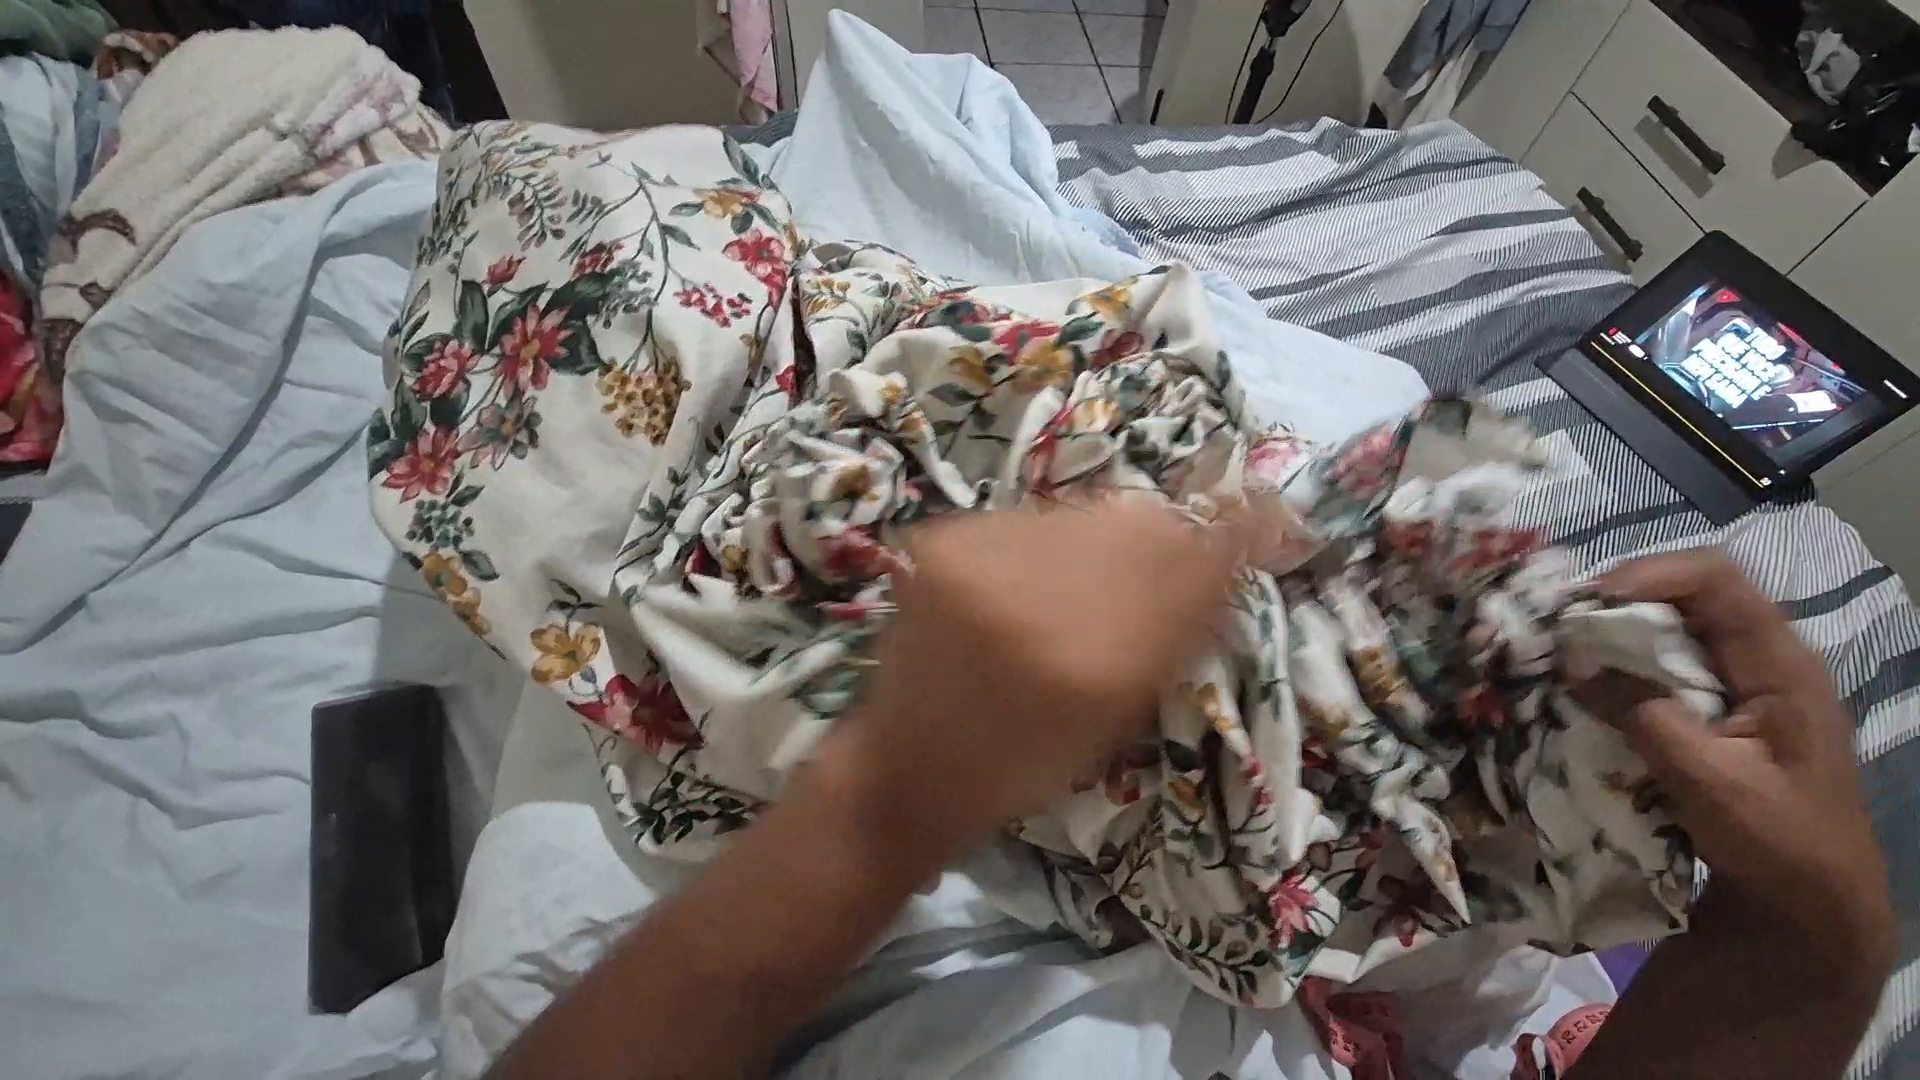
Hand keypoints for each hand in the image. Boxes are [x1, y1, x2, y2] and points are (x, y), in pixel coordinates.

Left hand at [818, 501, 1244, 857]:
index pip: (1193, 566)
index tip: (1273, 514)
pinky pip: (1031, 520)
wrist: (907, 764)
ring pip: (1088, 512)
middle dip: (1171, 534)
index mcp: (1096, 664)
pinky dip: (1048, 543)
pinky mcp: (945, 540)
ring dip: (1107, 536)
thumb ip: (1171, 639)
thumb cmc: (1021, 765)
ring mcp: (983, 559)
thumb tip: (1221, 563)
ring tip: (1085, 579)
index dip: (1242, 529)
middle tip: (1171, 555)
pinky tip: (1030, 582)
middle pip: (1144, 523)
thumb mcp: (1115, 720)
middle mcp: (1040, 597)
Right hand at [1577, 550, 1893, 975]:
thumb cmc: (1776, 841)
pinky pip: (1662, 659)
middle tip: (1560, 626)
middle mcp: (1762, 659)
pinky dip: (1619, 659)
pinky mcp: (1715, 703)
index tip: (1588, 604)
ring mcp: (1740, 680)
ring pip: (1670, 624)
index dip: (1648, 574)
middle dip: (1617, 600)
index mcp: (1781, 667)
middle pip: (1686, 592)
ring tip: (1564, 649)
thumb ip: (1642, 716)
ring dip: (1613, 630)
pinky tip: (1588, 679)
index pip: (1716, 581)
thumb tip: (1574, 666)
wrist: (1811, 902)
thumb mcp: (1706, 780)